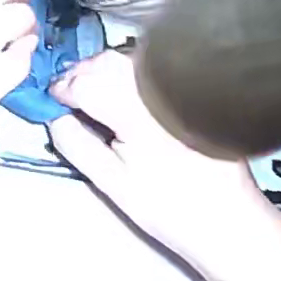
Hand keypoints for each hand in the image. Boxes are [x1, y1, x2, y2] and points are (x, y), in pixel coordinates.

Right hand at [47, 49, 280, 280]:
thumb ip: (74, 143)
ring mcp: (181, 89)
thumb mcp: (110, 183)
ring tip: (88, 96)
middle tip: (64, 97)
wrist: (231, 220)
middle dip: (78, 75)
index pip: (86, 84)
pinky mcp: (192, 91)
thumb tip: (53, 114)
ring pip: (127, 59)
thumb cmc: (169, 209)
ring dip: (100, 71)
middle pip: (106, 63)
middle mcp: (163, 93)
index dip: (61, 89)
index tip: (50, 101)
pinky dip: (124, 74)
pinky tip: (118, 95)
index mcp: (140, 117)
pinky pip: (148, 68)